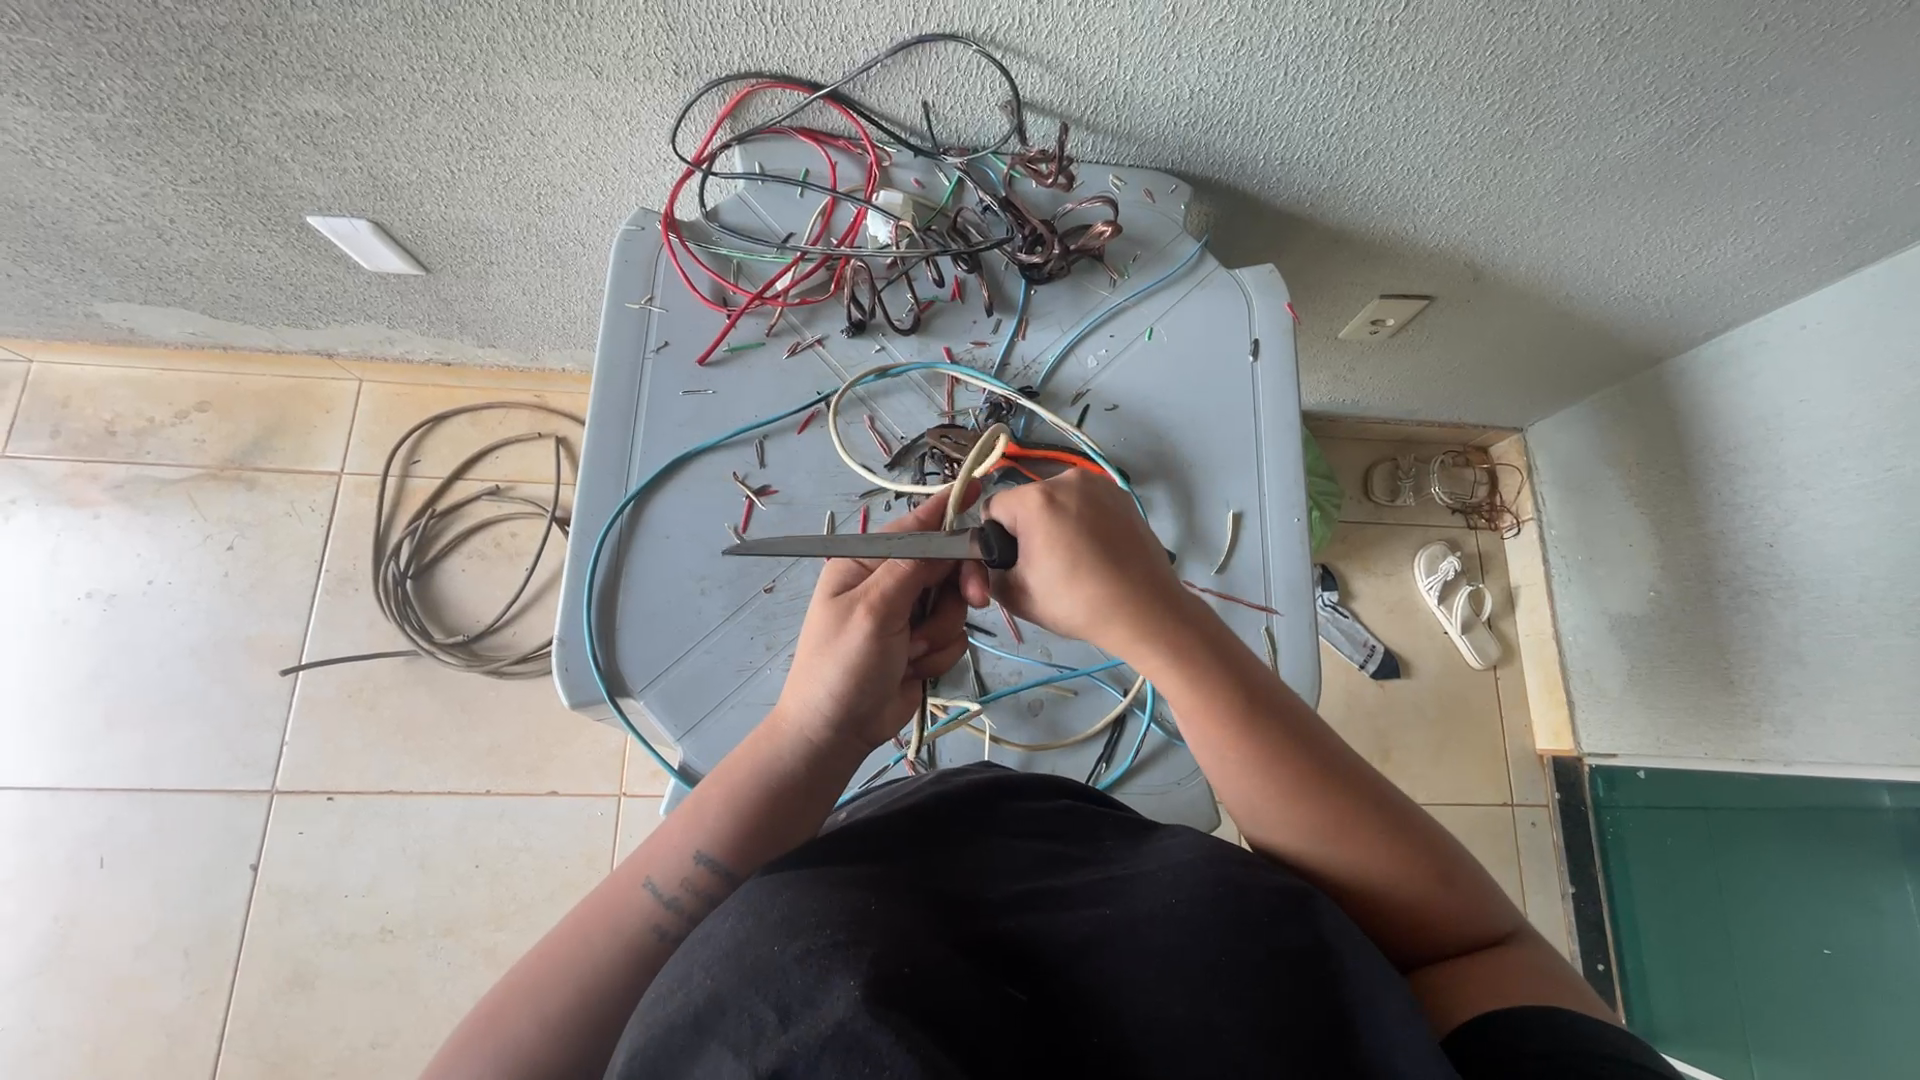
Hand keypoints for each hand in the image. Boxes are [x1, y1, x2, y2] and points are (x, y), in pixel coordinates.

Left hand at [772, 486, 977, 754]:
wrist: (836, 732)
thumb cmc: (842, 666)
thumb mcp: (873, 610)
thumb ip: (912, 568)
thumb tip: (942, 533)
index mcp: (864, 564)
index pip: (914, 528)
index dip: (947, 510)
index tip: (980, 488)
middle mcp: (888, 582)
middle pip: (946, 565)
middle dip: (958, 588)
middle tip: (977, 601)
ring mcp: (906, 615)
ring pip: (955, 604)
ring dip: (940, 632)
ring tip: (911, 652)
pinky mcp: (922, 644)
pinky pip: (954, 635)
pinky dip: (939, 653)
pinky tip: (914, 668)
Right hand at [966, 470, 1188, 654]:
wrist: (1144, 610)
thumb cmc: (1076, 602)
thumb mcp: (1016, 596)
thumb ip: (988, 572)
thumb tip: (992, 561)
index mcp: (1035, 499)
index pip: (993, 509)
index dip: (997, 538)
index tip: (1017, 564)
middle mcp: (1066, 479)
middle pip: (1026, 501)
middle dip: (1028, 528)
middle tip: (1047, 567)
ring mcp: (1099, 484)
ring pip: (1057, 501)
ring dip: (1055, 523)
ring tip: (1074, 560)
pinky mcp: (1122, 495)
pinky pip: (1085, 503)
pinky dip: (1083, 521)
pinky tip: (1096, 551)